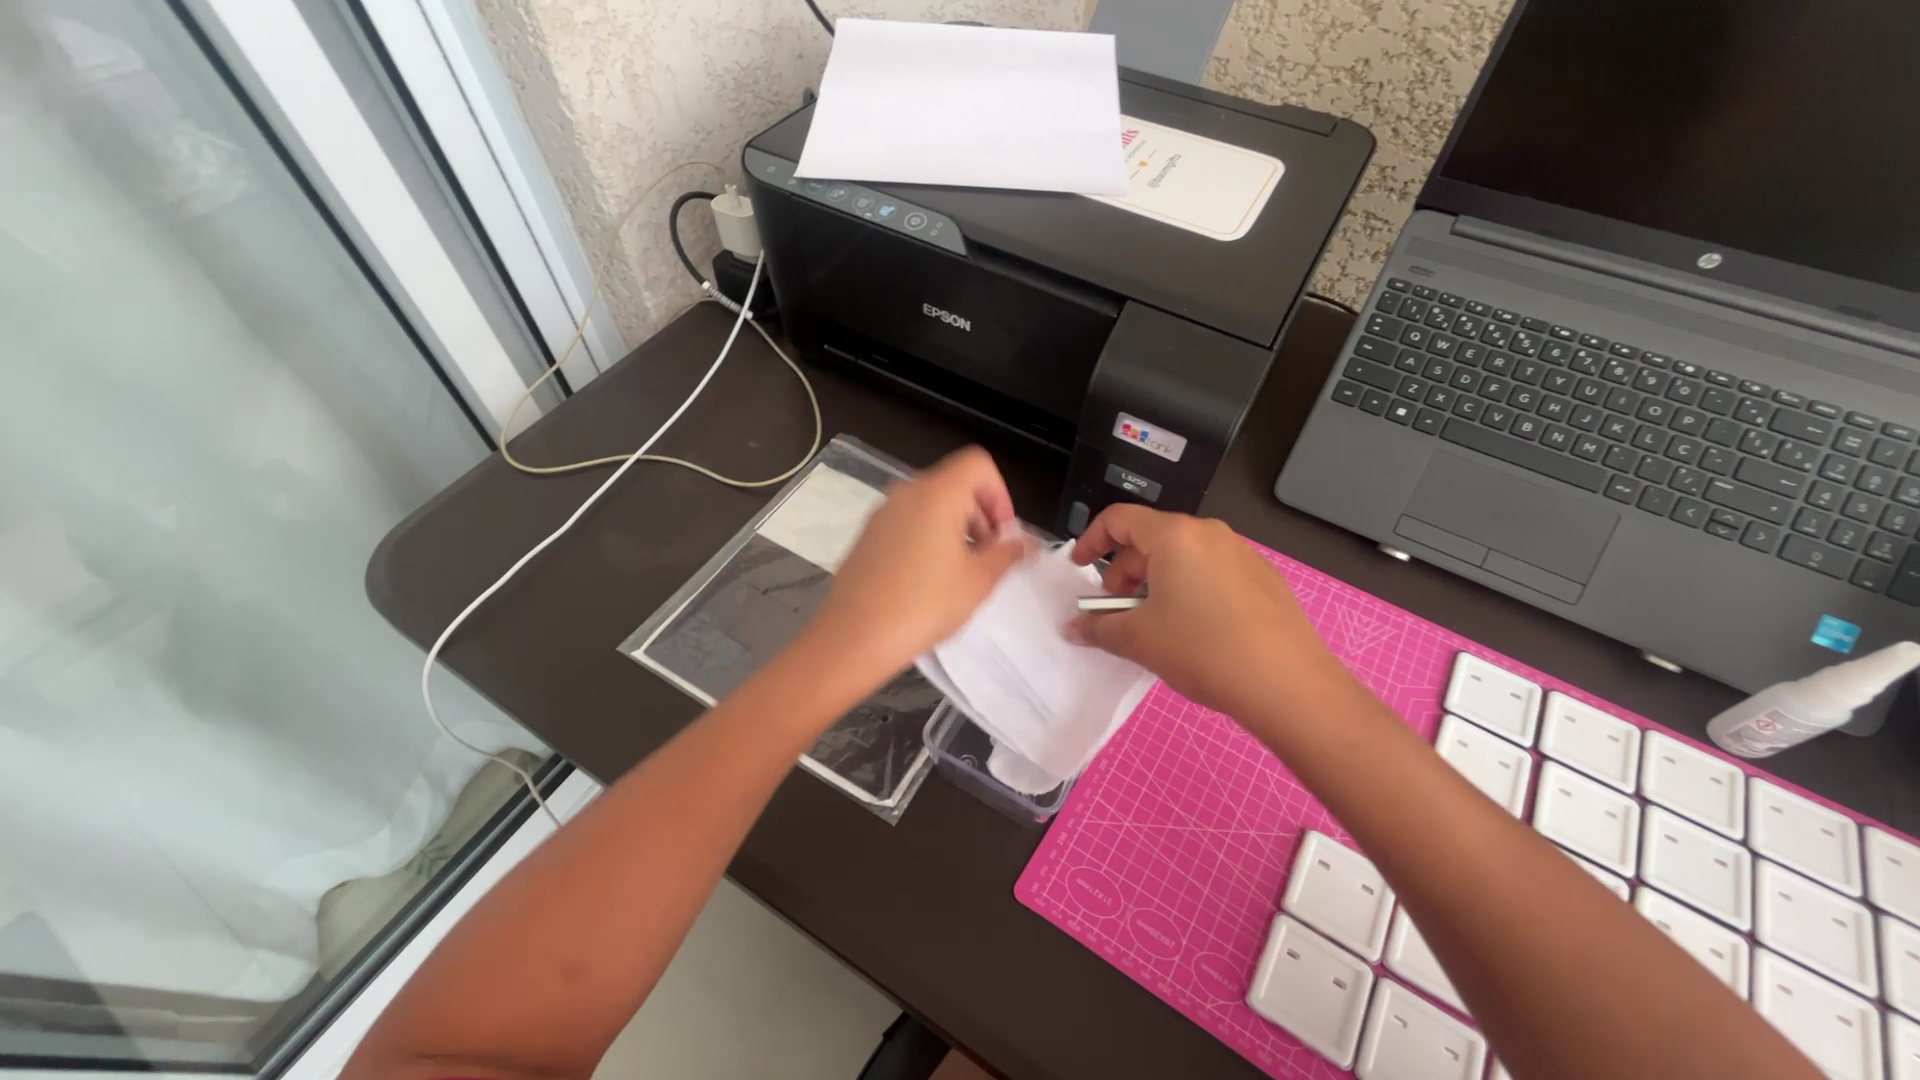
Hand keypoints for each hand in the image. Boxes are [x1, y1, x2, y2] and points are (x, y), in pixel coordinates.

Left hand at [806, 447, 1030, 685]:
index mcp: (937, 493)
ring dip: (956, 529)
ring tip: (961, 573)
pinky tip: (929, 580)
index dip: (1000, 494)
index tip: (1002, 535)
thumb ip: (1007, 554)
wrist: (855, 636)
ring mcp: (881, 513)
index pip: (978, 464)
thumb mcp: (978, 581)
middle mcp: (906, 492)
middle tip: (989, 558)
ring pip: (930, 505)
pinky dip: (928, 538)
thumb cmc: (925, 604)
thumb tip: (1024, 544)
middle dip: (981, 515)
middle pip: (955, 484)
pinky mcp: (866, 536)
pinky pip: (908, 523)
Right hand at [1065, 505, 1348, 720]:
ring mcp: (1242, 554)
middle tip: (1116, 611)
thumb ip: (1099, 627)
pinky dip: (1189, 590)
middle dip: (1124, 571)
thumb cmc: (1202, 649)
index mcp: (1175, 536)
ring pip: (1184, 558)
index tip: (1080, 568)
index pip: (1120, 519)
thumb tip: (1074, 627)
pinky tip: (1193, 632)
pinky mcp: (1264, 579)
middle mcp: (1210, 534)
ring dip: (1156, 583)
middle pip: (1152, 539)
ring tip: (1152, 625)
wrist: (1286, 682)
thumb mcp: (1139, 639)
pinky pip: (1212, 573)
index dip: (1092, 540)